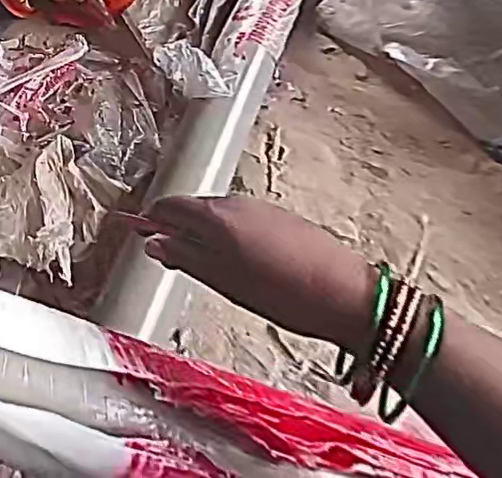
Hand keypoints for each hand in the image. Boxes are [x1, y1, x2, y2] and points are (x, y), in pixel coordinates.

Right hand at [134, 196, 375, 349]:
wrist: (355, 298)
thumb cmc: (286, 294)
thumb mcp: (224, 281)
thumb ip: (183, 257)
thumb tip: (153, 242)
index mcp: (213, 216)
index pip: (166, 205)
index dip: (151, 220)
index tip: (147, 236)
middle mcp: (233, 203)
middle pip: (191, 208)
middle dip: (181, 228)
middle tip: (182, 258)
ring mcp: (260, 207)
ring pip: (218, 214)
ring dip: (209, 233)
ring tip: (221, 266)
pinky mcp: (282, 217)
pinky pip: (244, 219)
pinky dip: (235, 234)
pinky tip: (251, 262)